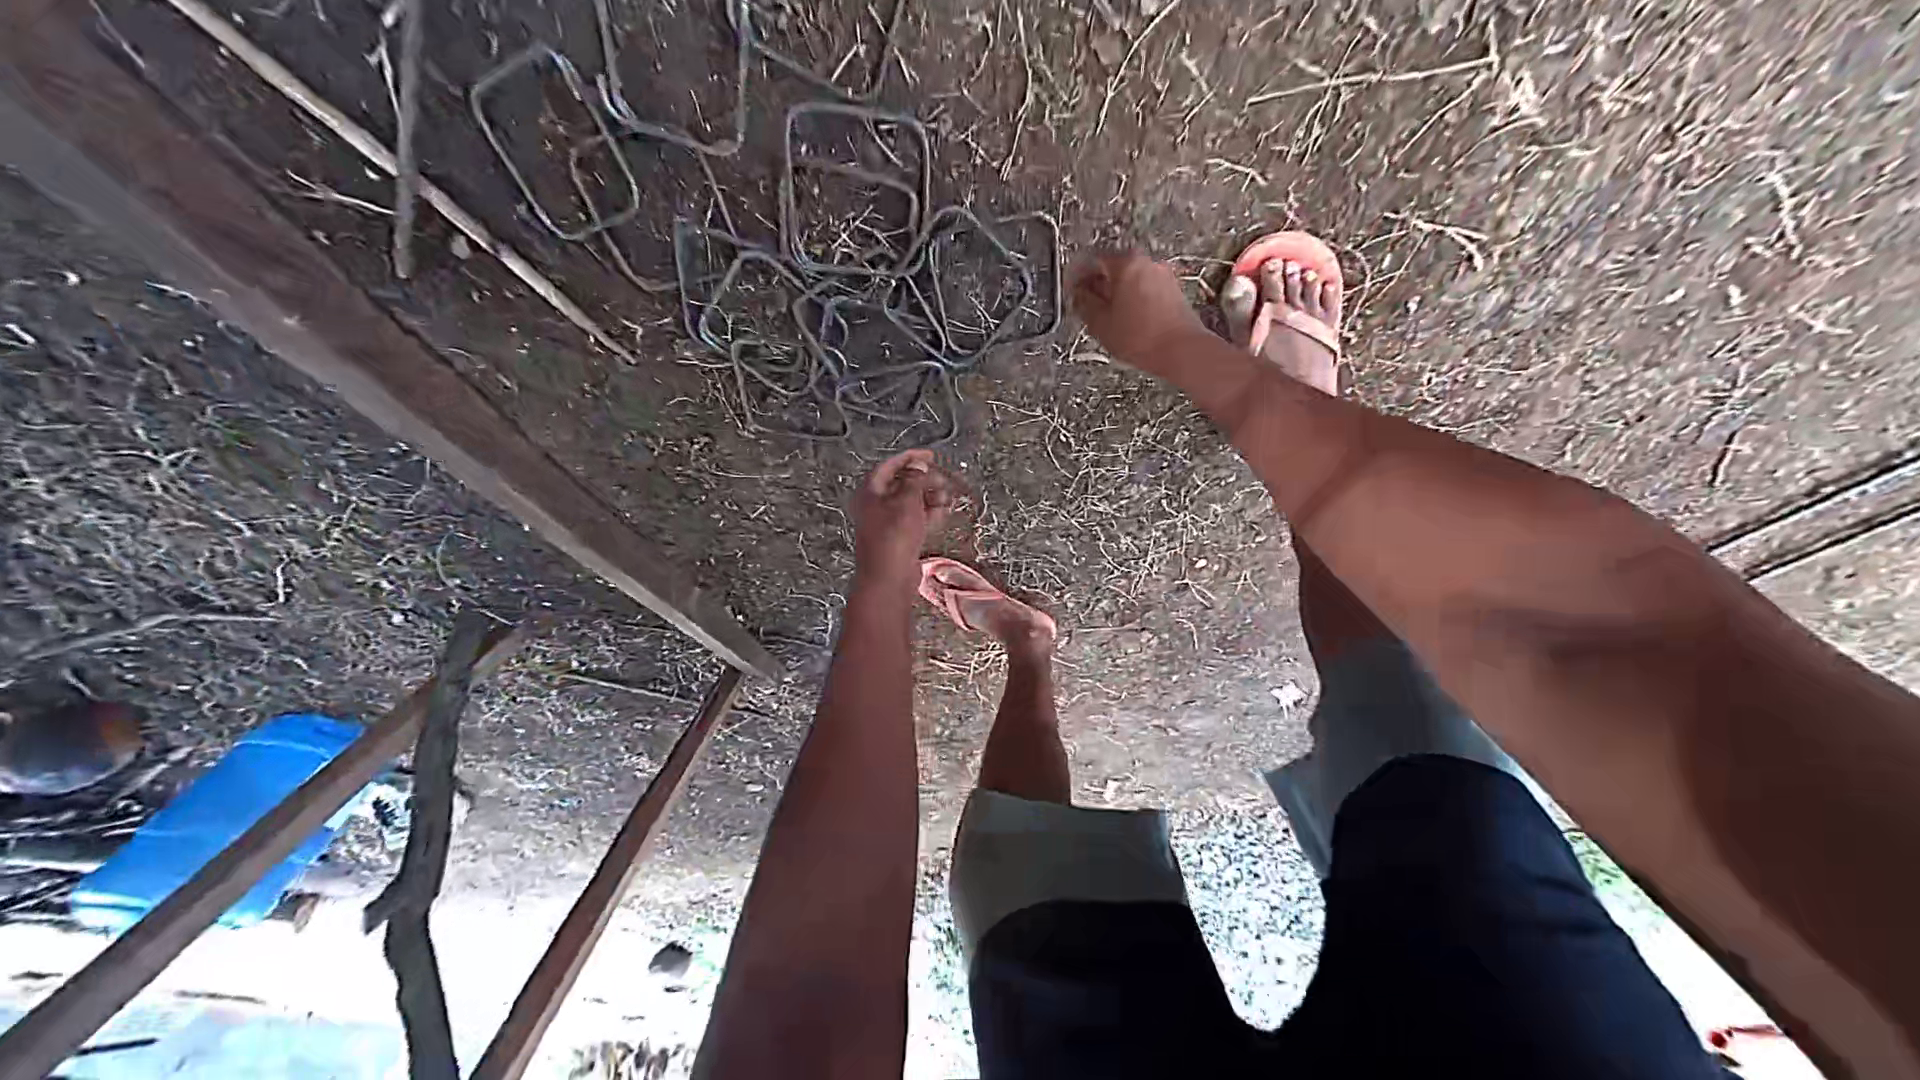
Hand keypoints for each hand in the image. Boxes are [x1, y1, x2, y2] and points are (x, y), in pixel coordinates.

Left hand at [852, 449, 951, 588]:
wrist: (889, 578)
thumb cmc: (894, 537)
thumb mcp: (907, 501)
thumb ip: (915, 480)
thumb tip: (918, 465)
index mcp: (870, 492)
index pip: (890, 466)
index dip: (910, 458)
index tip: (929, 456)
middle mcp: (875, 505)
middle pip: (901, 484)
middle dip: (924, 481)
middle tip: (943, 481)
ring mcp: (886, 523)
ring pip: (910, 503)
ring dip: (929, 498)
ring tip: (946, 499)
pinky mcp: (897, 538)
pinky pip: (913, 520)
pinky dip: (927, 514)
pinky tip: (941, 514)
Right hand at [1069, 250, 1211, 378]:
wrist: (1180, 350)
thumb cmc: (1143, 337)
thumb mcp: (1100, 323)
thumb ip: (1084, 303)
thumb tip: (1078, 294)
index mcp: (1126, 264)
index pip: (1093, 260)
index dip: (1077, 276)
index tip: (1072, 289)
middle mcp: (1146, 263)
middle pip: (1113, 268)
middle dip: (1097, 286)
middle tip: (1085, 305)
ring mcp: (1162, 276)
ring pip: (1130, 280)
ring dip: (1115, 294)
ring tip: (1106, 318)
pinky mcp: (1172, 292)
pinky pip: (1144, 290)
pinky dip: (1132, 301)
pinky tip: (1127, 322)